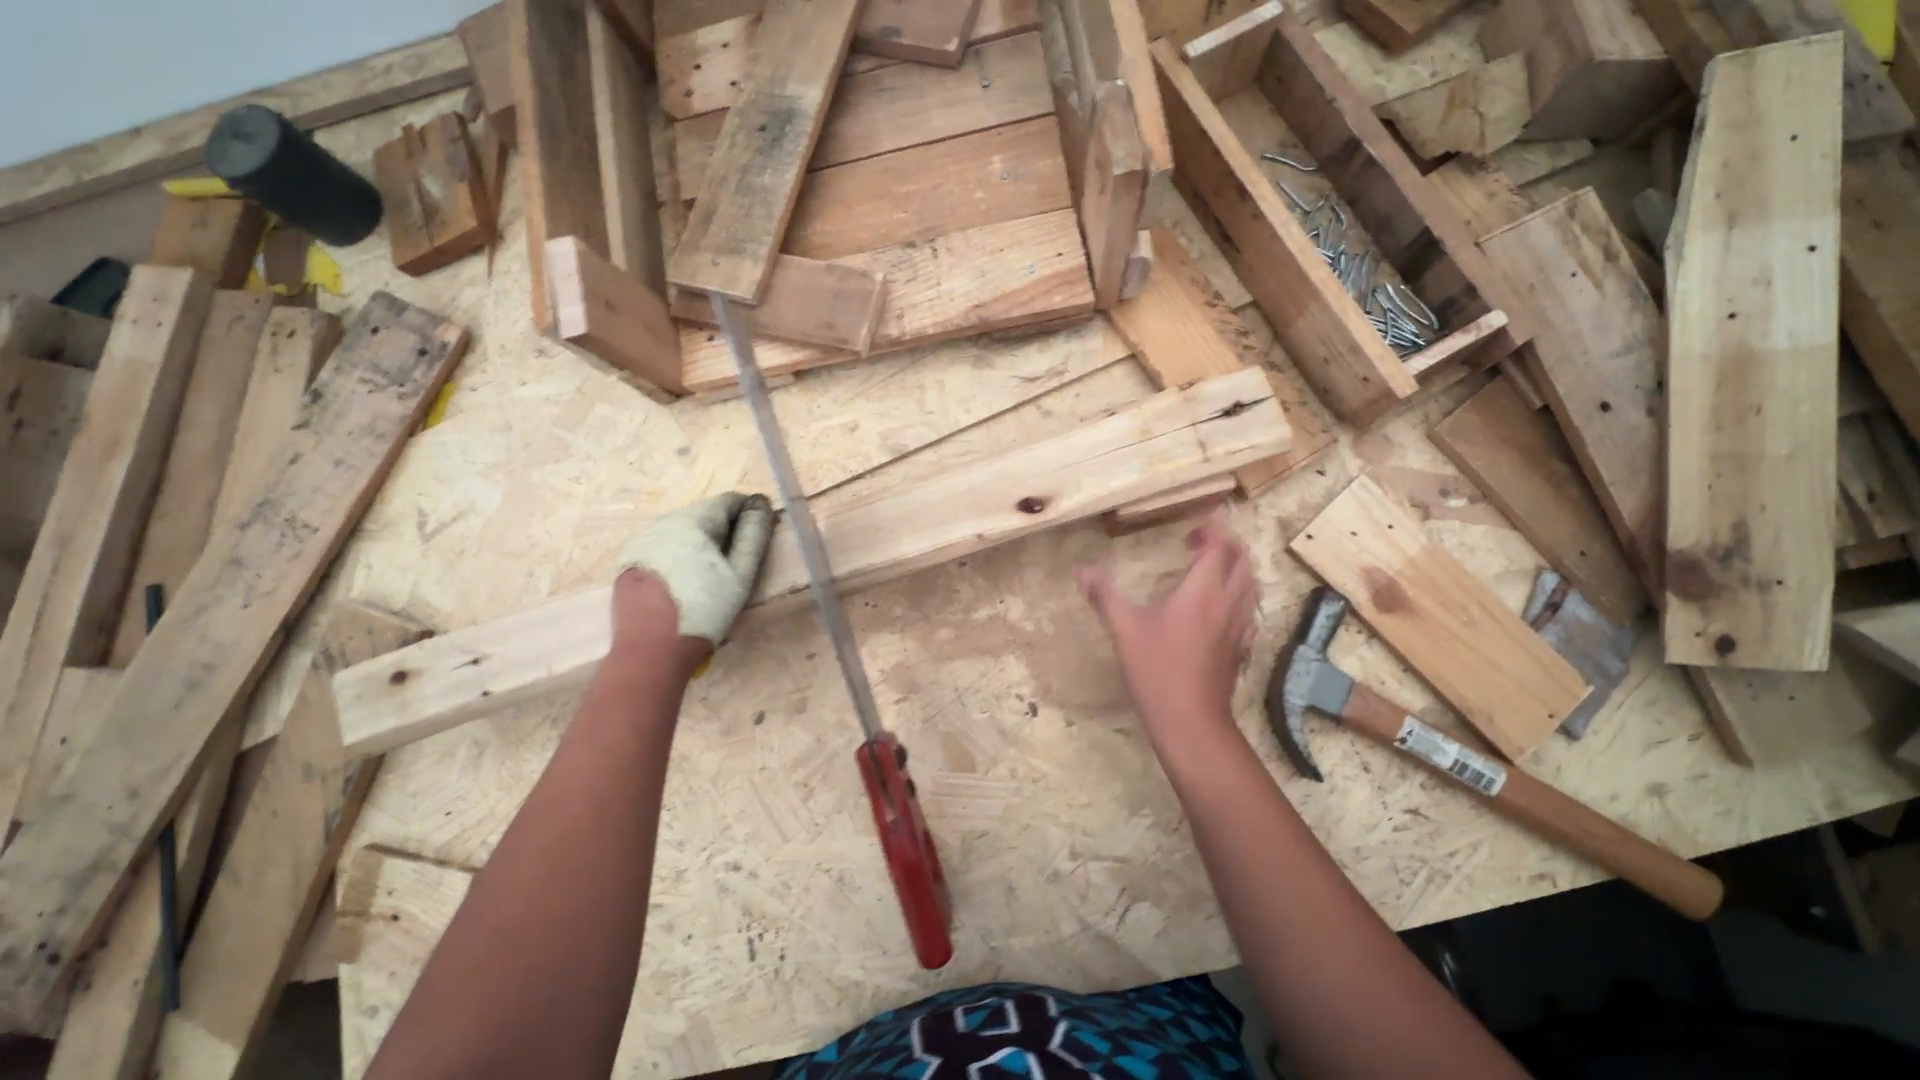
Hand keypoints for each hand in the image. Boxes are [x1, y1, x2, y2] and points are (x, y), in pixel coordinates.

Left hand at [615, 493, 774, 656]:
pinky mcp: (627, 564)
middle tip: (737, 561)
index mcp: (691, 521)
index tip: (758, 534)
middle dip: (722, 530)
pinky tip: (684, 585)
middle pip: (701, 516)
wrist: (649, 651)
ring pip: (679, 533)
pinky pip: (661, 550)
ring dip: (699, 544)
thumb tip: (760, 506)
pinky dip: (677, 557)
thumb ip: (753, 536)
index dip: (748, 512)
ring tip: (711, 576)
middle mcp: (661, 524)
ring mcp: (640, 543)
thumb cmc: (704, 612)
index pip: (727, 500)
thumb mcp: (739, 575)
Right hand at [1078, 521, 1257, 742]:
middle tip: (1203, 544)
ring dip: (1237, 569)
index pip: (1219, 547)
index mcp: (1203, 591)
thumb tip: (1082, 570)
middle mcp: (1228, 603)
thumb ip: (1104, 596)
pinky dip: (1239, 598)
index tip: (1191, 530)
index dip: (1211, 531)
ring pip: (1251, 586)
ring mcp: (1239, 627)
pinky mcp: (1241, 648)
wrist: (1190, 720)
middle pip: (1243, 561)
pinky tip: (1221, 609)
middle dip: (1228, 545)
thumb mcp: (1124, 630)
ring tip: (1214, 570)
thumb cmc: (1157, 670)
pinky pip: (1249, 612)